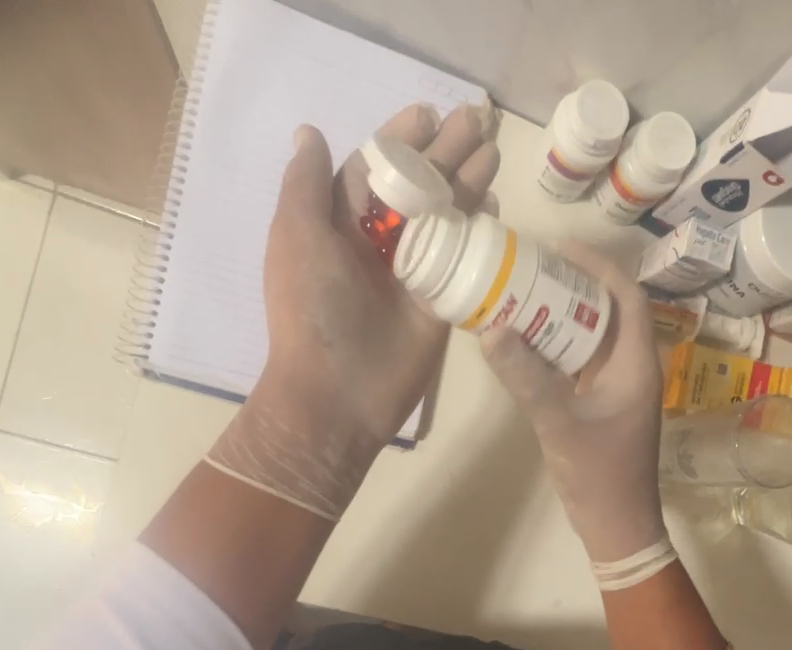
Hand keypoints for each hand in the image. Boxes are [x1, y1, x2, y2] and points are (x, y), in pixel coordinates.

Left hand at [205, 103, 498, 519]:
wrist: (338, 394)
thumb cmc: (311, 311)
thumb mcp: (296, 238)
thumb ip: (306, 186)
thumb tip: (310, 133)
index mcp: (339, 225)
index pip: (375, 170)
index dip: (400, 142)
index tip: (427, 114)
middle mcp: (378, 245)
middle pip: (417, 189)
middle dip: (444, 154)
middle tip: (477, 121)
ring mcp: (413, 274)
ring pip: (445, 219)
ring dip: (467, 185)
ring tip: (492, 154)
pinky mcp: (441, 303)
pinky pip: (463, 262)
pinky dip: (479, 234)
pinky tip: (495, 205)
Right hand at [481, 244, 671, 584]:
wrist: (617, 524)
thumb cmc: (599, 475)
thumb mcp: (559, 424)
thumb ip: (527, 379)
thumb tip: (491, 331)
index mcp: (636, 365)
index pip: (626, 298)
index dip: (598, 267)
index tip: (560, 248)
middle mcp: (631, 368)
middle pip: (607, 311)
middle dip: (573, 285)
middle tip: (531, 268)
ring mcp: (616, 388)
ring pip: (592, 337)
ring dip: (562, 316)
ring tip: (522, 294)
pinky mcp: (600, 404)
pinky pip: (579, 363)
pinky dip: (556, 348)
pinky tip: (523, 342)